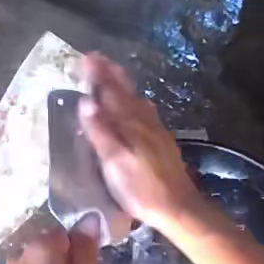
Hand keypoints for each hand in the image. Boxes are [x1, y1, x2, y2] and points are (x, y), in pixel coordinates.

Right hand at [78, 54, 206, 233]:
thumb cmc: (141, 188)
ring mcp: (156, 131)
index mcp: (130, 123)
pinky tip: (138, 106)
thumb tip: (86, 101)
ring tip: (115, 75)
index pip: (111, 92)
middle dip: (112, 74)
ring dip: (124, 85)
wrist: (177, 206)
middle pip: (127, 91)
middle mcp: (144, 121)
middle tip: (99, 59)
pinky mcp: (163, 142)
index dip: (98, 75)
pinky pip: (146, 112)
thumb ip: (101, 131)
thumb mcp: (114, 162)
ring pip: (138, 100)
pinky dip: (135, 101)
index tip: (87, 57)